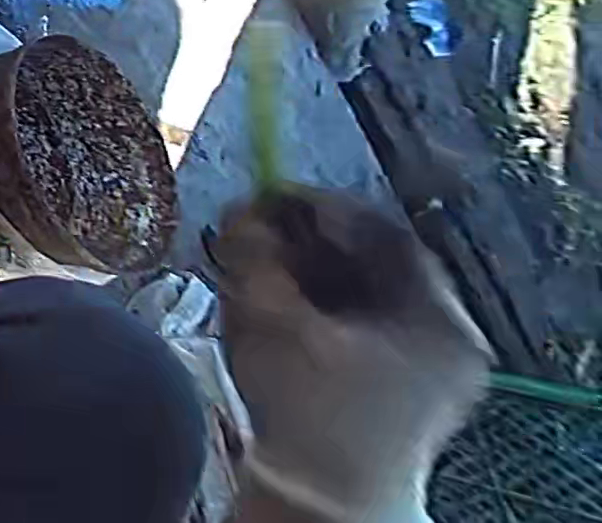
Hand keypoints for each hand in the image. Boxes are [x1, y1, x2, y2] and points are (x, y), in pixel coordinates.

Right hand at [207, 186, 489, 520]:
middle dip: (301, 233)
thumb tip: (241, 206)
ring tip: (245, 250)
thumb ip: (253, 254)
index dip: (324, 205)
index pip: (387, 236)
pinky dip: (302, 286)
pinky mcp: (386, 369)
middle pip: (369, 258)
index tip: (268, 190)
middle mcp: (440, 334)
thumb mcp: (268, 315)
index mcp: (434, 322)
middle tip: (246, 219)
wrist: (323, 491)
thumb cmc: (303, 398)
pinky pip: (345, 306)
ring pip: (353, 281)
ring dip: (296, 258)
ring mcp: (417, 356)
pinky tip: (263, 284)